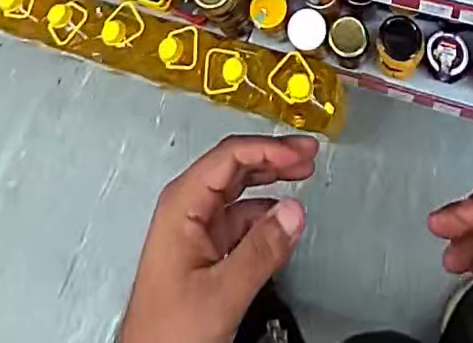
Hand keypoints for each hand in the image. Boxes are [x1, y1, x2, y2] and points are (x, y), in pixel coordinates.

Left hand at [121, 134, 318, 342]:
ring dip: (271, 177)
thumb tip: (293, 212)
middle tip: (306, 152)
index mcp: (182, 203)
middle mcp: (187, 206)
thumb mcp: (222, 293)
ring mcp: (196, 225)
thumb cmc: (167, 333)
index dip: (268, 149)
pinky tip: (282, 215)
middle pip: (236, 164)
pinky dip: (265, 210)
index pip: (230, 156)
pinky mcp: (205, 246)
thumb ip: (261, 251)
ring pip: (239, 187)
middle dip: (274, 155)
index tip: (297, 152)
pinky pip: (240, 215)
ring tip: (302, 172)